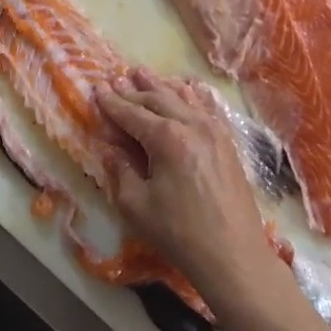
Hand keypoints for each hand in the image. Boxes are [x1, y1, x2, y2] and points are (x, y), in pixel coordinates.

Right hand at [96, 69, 275, 294]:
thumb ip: (121, 171)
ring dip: (161, 86)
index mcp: (166, 139)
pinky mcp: (228, 143)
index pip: (132, 114)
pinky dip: (191, 96)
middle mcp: (192, 125)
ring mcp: (214, 132)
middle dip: (134, 90)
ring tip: (143, 74)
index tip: (97, 89)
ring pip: (183, 98)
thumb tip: (111, 149)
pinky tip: (187, 89)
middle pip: (157, 100)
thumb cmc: (180, 233)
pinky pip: (206, 108)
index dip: (112, 103)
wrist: (234, 257)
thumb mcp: (137, 206)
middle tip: (117, 79)